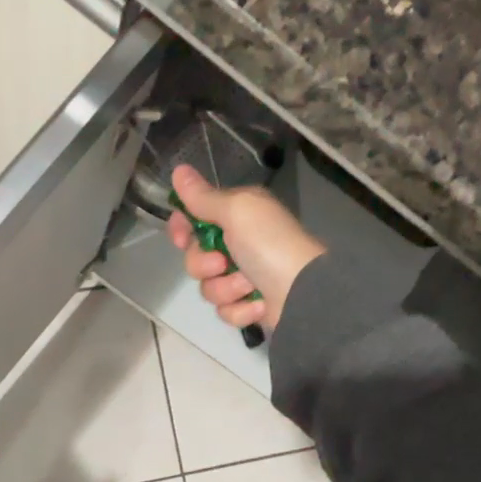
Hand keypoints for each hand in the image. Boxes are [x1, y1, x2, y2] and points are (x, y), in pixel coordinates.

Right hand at [167, 164, 325, 331]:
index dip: (182, 229)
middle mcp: (238, 244)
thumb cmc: (270, 244)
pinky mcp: (248, 305)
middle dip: (204, 264)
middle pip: (195, 257)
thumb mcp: (237, 211)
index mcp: (236, 216)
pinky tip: (259, 305)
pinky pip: (225, 311)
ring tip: (249, 286)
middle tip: (223, 263)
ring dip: (226, 289)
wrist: (302, 291)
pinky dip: (240, 310)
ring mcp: (242, 277)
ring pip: (208, 287)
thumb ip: (204, 197)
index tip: (182, 239)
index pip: (194, 219)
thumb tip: (178, 170)